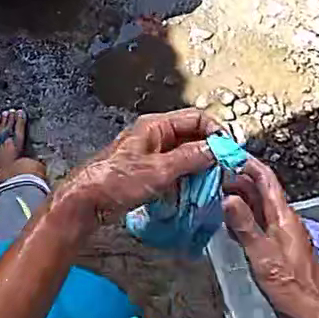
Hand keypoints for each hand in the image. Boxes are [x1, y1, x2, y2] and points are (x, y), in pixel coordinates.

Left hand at [52, 109, 217, 232]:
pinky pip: (176, 170)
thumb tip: (217, 150)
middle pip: (193, 137)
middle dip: (211, 153)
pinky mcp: (149, 170)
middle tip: (226, 172)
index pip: (197, 118)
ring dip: (201, 168)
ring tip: (214, 185)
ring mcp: (152, 153)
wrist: (88, 199)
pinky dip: (188, 179)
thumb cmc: (116, 180)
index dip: (217, 133)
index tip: (231, 153)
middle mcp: (155, 135)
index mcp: (156, 125)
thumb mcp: (159, 169)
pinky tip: (196, 193)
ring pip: (186, 155)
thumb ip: (190, 158)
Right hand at [223, 159, 318, 317]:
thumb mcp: (263, 257)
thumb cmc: (295, 292)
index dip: (245, 162)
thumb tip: (227, 196)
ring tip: (212, 193)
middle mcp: (283, 222)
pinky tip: (226, 223)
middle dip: (235, 178)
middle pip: (259, 190)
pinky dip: (240, 218)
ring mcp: (280, 236)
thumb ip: (244, 226)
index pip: (265, 179)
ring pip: (256, 207)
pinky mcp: (276, 251)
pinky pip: (256, 224)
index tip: (224, 152)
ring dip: (237, 197)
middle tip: (210, 173)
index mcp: (284, 217)